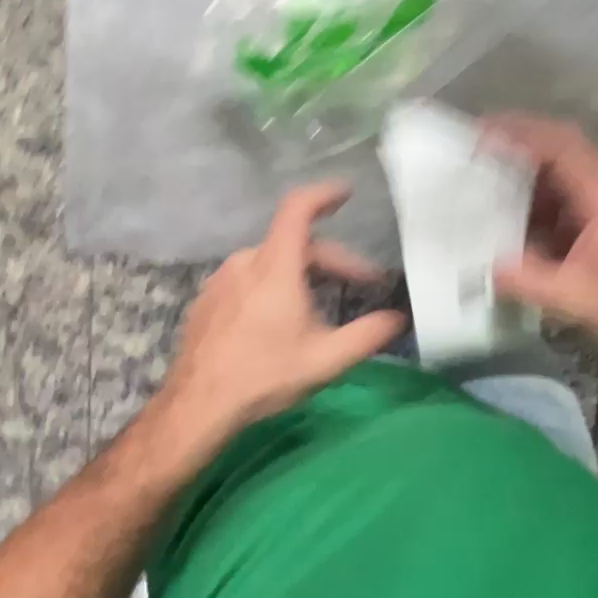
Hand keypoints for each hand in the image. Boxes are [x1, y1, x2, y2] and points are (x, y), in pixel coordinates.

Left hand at [158, 183, 407, 438]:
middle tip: (359, 285)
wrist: (199, 402)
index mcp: (275, 267)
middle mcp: (244, 263)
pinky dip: (270, 288)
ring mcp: (220, 280)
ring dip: (300, 276)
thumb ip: (368, 335)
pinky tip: (278, 320)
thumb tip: (398, 319)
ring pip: (269, 264)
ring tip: (320, 306)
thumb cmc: (264, 376)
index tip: (346, 194)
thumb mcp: (325, 360)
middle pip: (293, 245)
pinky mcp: (206, 299)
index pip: (298, 209)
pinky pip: (246, 281)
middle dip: (331, 261)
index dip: (324, 195)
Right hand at [488, 116, 597, 361]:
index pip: (564, 148)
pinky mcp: (590, 229)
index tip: (481, 133)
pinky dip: (522, 197)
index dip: (523, 134)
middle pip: (560, 150)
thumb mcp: (576, 299)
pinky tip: (494, 209)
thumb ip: (527, 280)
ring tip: (475, 170)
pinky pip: (552, 200)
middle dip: (517, 140)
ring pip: (554, 174)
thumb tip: (480, 265)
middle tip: (471, 143)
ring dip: (517, 168)